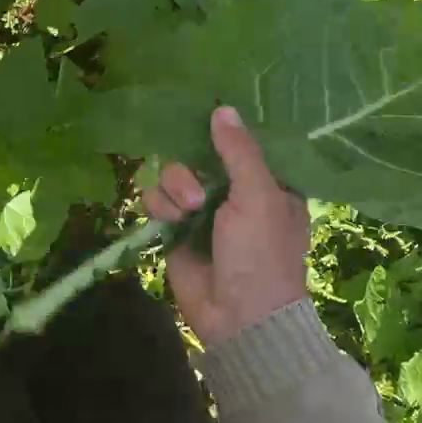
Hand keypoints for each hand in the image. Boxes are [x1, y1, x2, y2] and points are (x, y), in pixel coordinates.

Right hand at [141, 106, 308, 345]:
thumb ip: (239, 152)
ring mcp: (201, 211)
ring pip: (172, 176)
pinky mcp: (174, 228)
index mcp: (266, 183)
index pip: (238, 144)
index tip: (204, 121)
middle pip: (196, 156)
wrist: (237, 314)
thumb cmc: (261, 254)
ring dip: (173, 190)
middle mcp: (232, 192)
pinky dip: (158, 206)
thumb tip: (222, 108)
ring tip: (186, 213)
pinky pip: (155, 198)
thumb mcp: (259, 197)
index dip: (220, 134)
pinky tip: (169, 221)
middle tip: (199, 196)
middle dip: (189, 171)